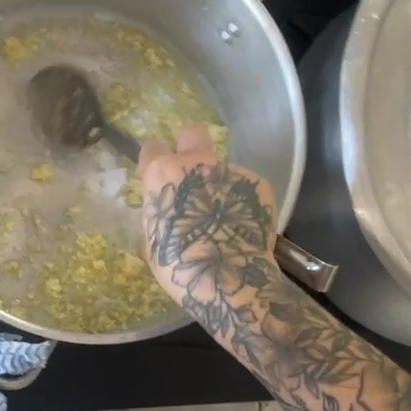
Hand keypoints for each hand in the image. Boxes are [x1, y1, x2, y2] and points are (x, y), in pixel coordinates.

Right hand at [139, 124, 281, 316]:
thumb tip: (170, 204)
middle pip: (191, 132)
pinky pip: (244, 187)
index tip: (159, 176)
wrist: (229, 278)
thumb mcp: (154, 238)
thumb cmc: (179, 265)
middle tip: (191, 173)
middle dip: (189, 145)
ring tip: (223, 219)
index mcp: (162, 174)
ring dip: (218, 184)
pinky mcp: (257, 184)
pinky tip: (241, 226)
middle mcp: (197, 162)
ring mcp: (230, 169)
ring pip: (221, 168)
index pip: (152, 147)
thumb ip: (161, 209)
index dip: (155, 161)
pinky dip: (241, 202)